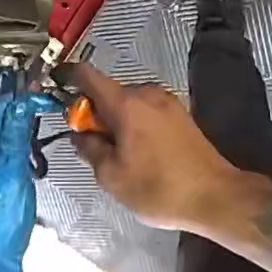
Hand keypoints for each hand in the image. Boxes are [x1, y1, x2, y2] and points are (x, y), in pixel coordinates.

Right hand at [64, 64, 244, 231]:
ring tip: (122, 157)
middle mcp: (146, 93)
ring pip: (127, 103)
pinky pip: (145, 110)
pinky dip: (134, 124)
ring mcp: (166, 101)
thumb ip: (89, 148)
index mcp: (126, 103)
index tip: (56, 88)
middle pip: (107, 92)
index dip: (67, 77)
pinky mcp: (179, 113)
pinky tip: (142, 154)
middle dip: (94, 114)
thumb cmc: (160, 188)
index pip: (87, 75)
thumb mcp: (112, 176)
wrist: (215, 196)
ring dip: (116, 121)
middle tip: (94, 146)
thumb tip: (80, 134)